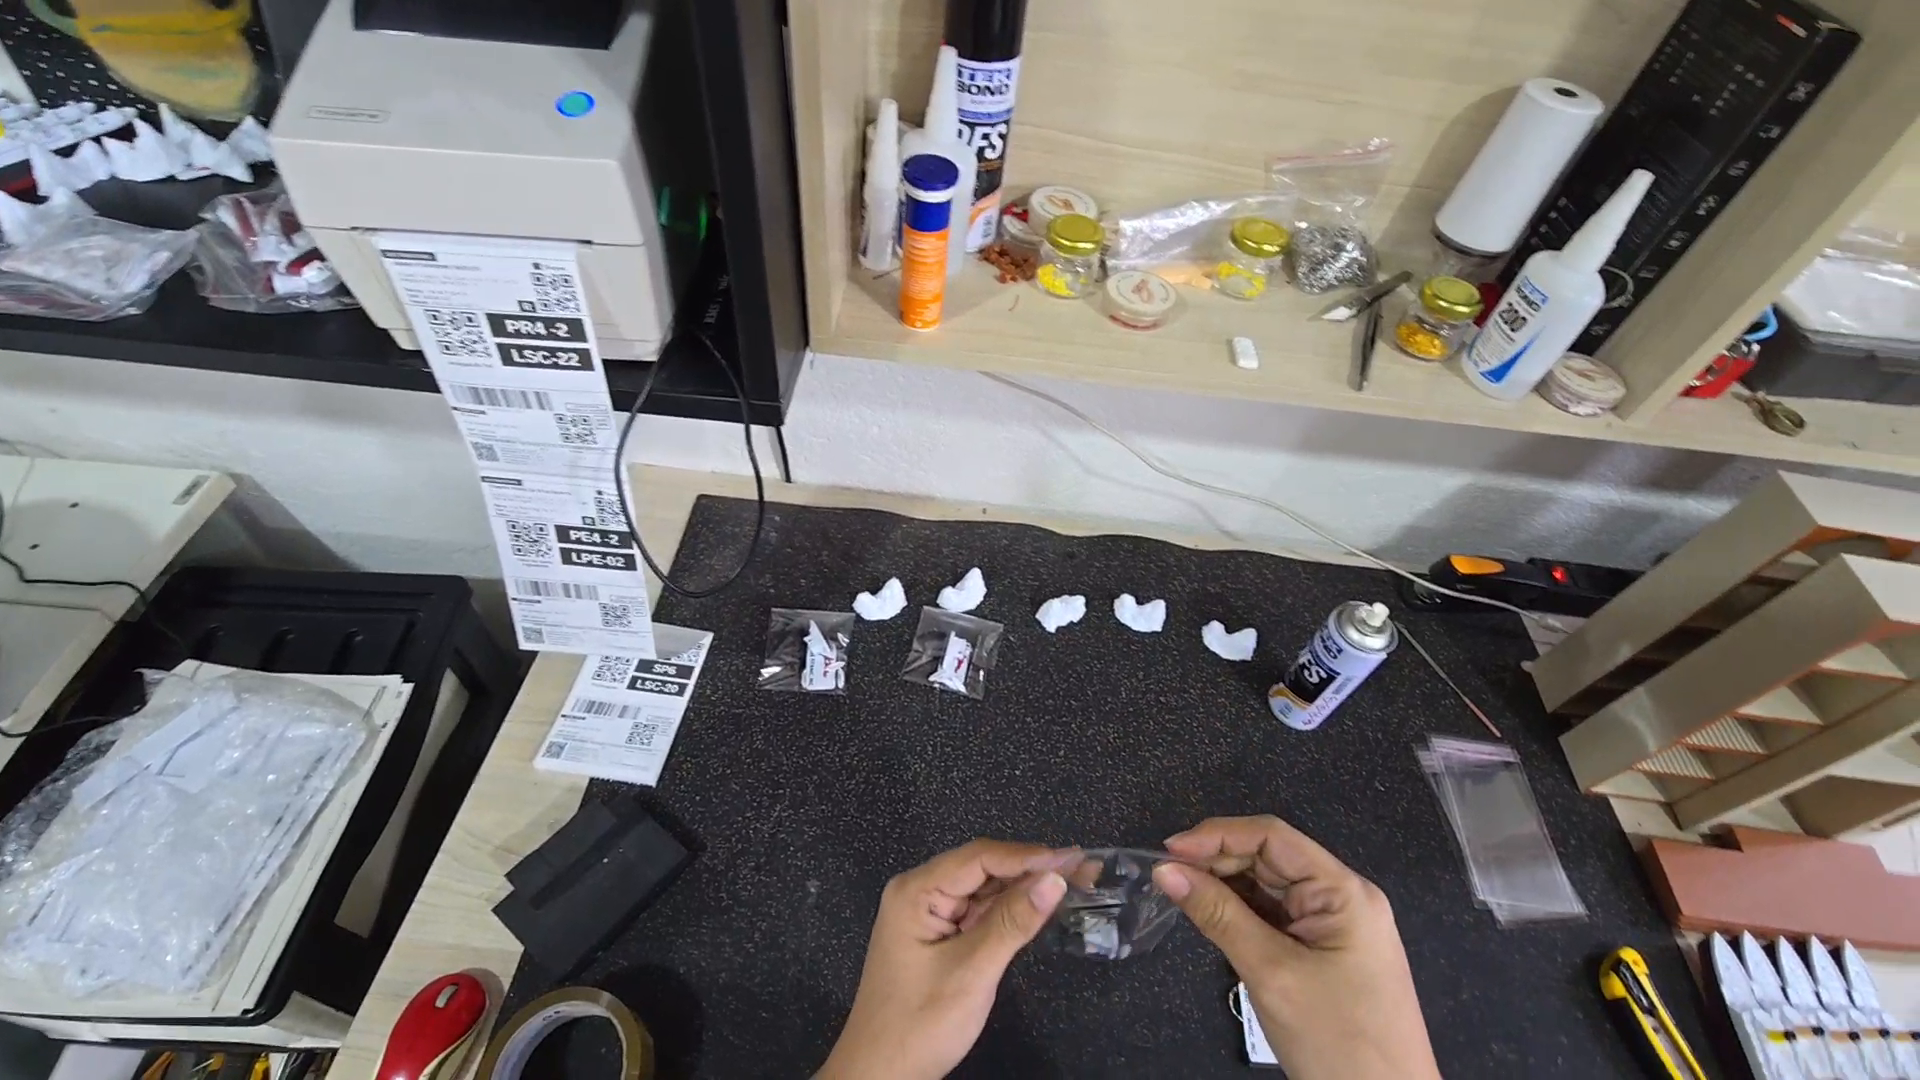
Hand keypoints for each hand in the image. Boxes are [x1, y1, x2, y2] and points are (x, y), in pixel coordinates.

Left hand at [818, 840, 1071, 1079]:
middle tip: (1082, 868)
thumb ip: (1013, 923)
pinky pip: (979, 912)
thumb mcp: (972, 972)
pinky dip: (1010, 910)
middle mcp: (921, 891)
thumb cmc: (920, 1024)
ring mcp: (929, 914)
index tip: (1073, 858)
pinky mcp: (939, 935)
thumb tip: (1055, 879)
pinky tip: (1040, 906)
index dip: (1028, 856)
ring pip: (984, 889)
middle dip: (1032, 868)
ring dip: (1025, 887)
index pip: (979, 857)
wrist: (879, 1077)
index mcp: (917, 890)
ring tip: (1073, 882)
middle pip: (983, 868)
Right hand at [1153, 815, 1438, 1079]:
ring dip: (1225, 886)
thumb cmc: (1336, 1039)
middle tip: (1169, 877)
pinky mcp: (1324, 950)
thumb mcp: (1271, 973)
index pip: (1272, 837)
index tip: (1170, 850)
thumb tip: (1165, 870)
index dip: (1218, 835)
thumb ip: (1217, 915)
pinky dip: (1240, 912)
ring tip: (1183, 894)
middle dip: (1217, 861)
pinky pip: (1274, 914)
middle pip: (1269, 858)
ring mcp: (1334, 924)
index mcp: (1343, 891)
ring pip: (1267, 886)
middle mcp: (1341, 897)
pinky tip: (1212, 916)